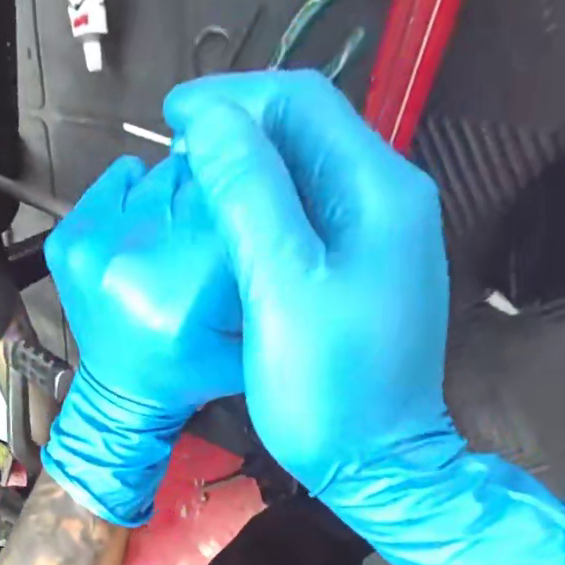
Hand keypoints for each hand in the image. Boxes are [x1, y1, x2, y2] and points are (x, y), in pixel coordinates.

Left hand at [41, 154, 242, 525]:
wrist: (124, 391)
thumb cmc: (187, 369)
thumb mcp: (245, 340)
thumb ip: (259, 277)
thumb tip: (264, 204)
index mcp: (184, 292)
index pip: (229, 204)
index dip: (243, 203)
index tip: (246, 216)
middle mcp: (133, 261)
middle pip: (192, 182)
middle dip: (208, 202)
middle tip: (207, 236)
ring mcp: (94, 245)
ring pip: (157, 175)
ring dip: (172, 199)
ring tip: (174, 238)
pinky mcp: (71, 238)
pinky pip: (116, 180)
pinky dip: (133, 195)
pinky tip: (141, 230)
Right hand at [163, 71, 564, 564]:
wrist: (380, 465)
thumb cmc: (329, 387)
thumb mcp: (282, 287)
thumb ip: (249, 194)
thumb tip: (213, 120)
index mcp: (377, 191)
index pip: (302, 102)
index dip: (232, 99)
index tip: (173, 121)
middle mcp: (391, 199)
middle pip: (309, 131)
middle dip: (240, 132)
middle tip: (181, 158)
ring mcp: (383, 236)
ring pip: (309, 172)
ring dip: (251, 170)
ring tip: (197, 188)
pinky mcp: (369, 269)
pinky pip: (315, 215)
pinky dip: (270, 209)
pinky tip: (235, 230)